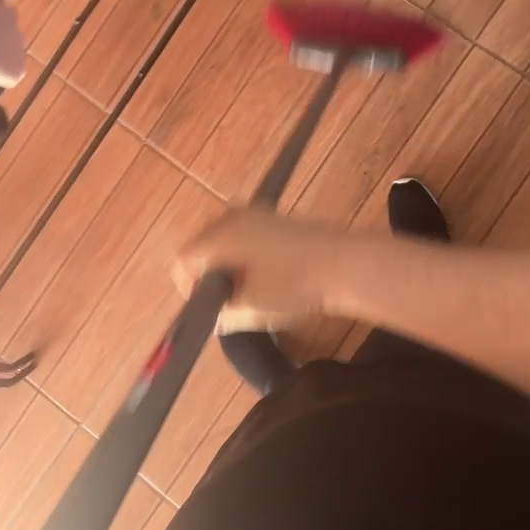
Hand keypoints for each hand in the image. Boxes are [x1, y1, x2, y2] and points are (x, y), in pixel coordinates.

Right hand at [172, 209, 358, 331]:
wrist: (344, 264)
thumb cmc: (293, 286)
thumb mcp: (253, 308)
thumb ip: (225, 314)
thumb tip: (217, 316)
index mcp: (220, 236)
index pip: (184, 258)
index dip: (187, 287)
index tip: (206, 310)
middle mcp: (233, 216)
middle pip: (202, 243)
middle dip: (207, 273)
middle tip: (224, 301)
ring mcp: (257, 212)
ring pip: (225, 237)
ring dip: (227, 262)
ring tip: (245, 290)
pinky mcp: (277, 216)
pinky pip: (246, 233)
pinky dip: (245, 253)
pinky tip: (267, 275)